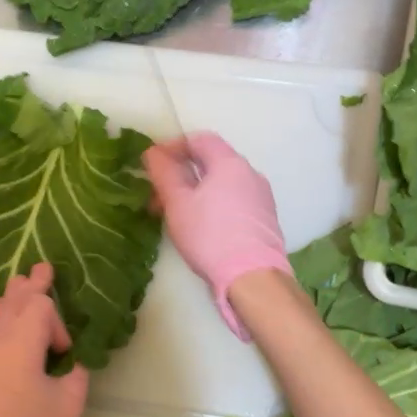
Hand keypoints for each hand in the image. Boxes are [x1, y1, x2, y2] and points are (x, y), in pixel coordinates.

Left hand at [0, 263, 88, 416]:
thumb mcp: (68, 406)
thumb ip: (75, 373)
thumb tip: (71, 363)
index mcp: (18, 346)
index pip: (38, 306)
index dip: (55, 319)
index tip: (63, 349)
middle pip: (10, 301)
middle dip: (28, 286)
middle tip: (40, 268)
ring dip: (7, 303)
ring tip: (17, 289)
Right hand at [143, 132, 289, 340]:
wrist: (253, 277)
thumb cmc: (210, 236)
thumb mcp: (178, 204)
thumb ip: (164, 174)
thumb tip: (153, 152)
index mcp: (230, 163)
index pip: (200, 139)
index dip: (173, 146)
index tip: (153, 164)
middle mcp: (250, 174)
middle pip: (212, 162)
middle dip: (181, 174)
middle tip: (158, 196)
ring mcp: (261, 198)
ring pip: (222, 185)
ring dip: (195, 193)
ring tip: (176, 216)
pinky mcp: (264, 220)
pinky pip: (233, 202)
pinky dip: (212, 206)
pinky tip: (200, 228)